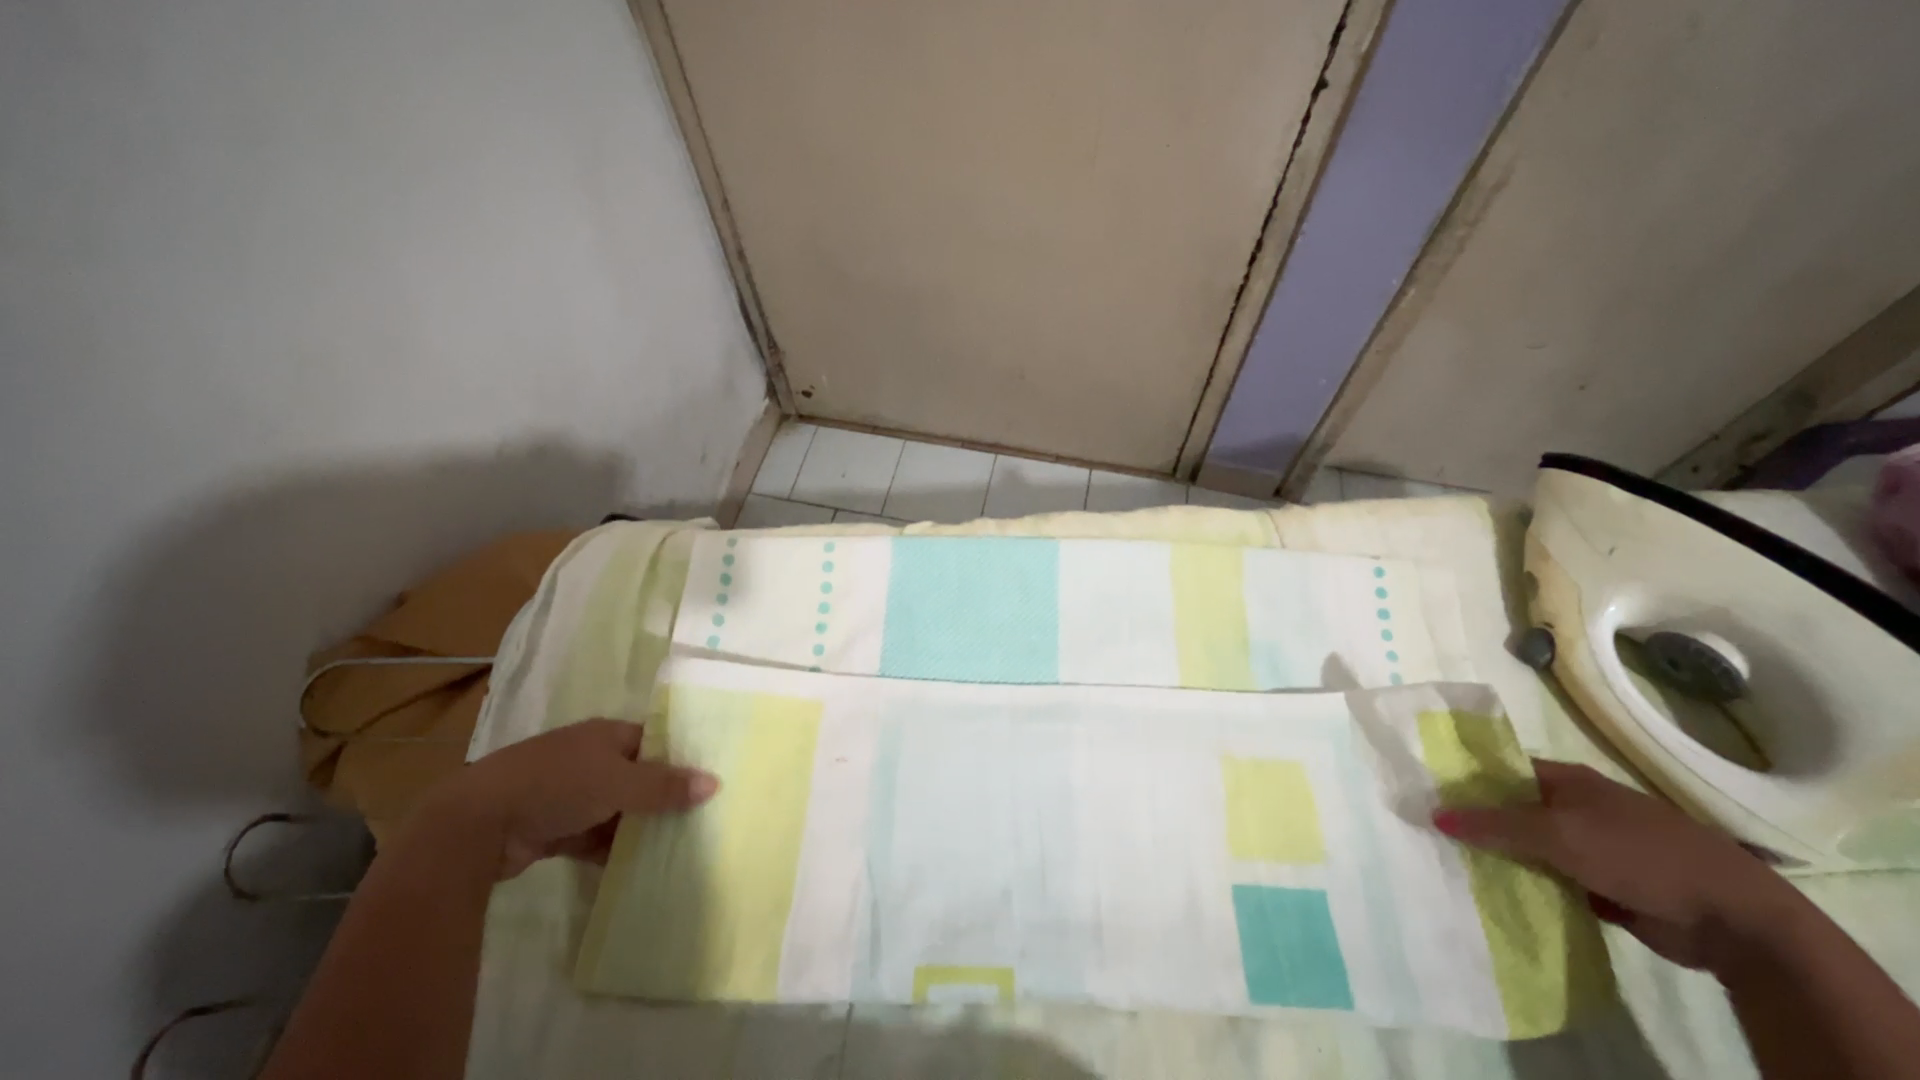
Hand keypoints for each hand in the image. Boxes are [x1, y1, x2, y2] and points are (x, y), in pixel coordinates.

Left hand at [416, 719, 718, 880]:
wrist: (478, 824)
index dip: (679, 757)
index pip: (652, 740)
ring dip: (637, 827)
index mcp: (603, 735)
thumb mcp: (618, 782)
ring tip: (678, 846)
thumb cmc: (555, 786)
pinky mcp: (553, 828)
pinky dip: (611, 849)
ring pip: (616, 810)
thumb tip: (715, 783)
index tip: (709, 779)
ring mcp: (568, 794)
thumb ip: (665, 786)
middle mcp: (587, 759)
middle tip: (701, 818)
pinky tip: (637, 866)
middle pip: (636, 776)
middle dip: (662, 797)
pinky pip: (594, 837)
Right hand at [1433, 759, 1802, 971]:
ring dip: (1502, 861)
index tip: (1424, 796)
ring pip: (1532, 850)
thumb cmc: (1640, 855)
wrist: (1728, 916)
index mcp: (1570, 782)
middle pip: (1514, 812)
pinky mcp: (1605, 887)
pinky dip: (1530, 890)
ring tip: (1452, 869)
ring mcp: (1594, 848)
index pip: (1504, 772)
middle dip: (1477, 824)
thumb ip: (1496, 825)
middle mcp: (1578, 810)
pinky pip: (1553, 883)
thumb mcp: (1559, 834)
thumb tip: (1434, 814)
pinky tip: (1497, 898)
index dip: (1466, 781)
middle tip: (1429, 838)